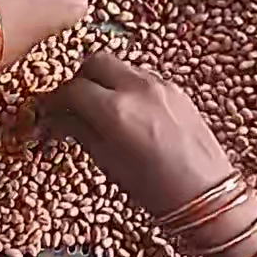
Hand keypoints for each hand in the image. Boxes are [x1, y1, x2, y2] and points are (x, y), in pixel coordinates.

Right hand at [39, 50, 233, 221]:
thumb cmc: (154, 190)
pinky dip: (126, 87)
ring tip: (101, 109)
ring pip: (120, 66)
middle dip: (79, 78)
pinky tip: (128, 113)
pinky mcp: (176, 89)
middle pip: (95, 61)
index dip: (55, 99)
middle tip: (74, 103)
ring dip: (104, 80)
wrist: (208, 195)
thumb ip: (80, 132)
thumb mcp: (109, 163)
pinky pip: (141, 77)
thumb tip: (57, 118)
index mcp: (115, 111)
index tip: (49, 110)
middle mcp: (137, 88)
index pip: (73, 89)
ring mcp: (160, 85)